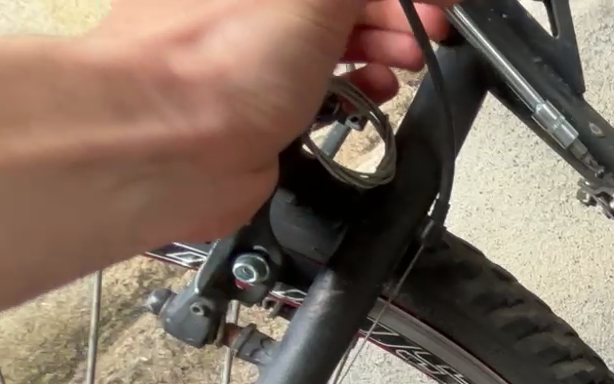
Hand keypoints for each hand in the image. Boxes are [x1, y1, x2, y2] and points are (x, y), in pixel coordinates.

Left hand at [85, 0, 454, 234]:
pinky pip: (325, 86)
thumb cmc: (219, 63)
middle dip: (390, 13)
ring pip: (332, 40)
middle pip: (336, 2)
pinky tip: (377, 91)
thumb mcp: (307, 0)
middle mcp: (246, 4)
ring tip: (408, 63)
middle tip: (432, 31)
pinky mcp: (268, 100)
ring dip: (380, 49)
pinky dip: (357, 88)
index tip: (437, 2)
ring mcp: (256, 52)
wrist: (175, 141)